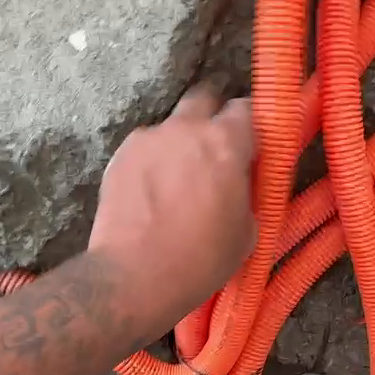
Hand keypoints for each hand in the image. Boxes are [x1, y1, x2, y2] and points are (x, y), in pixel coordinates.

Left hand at [88, 87, 256, 302]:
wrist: (134, 277)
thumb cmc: (201, 261)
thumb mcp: (246, 233)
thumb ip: (247, 195)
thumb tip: (241, 185)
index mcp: (225, 144)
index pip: (248, 109)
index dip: (253, 124)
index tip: (254, 142)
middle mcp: (186, 129)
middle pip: (204, 98)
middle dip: (214, 115)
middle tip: (218, 146)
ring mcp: (148, 139)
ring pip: (172, 126)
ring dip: (181, 142)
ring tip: (181, 178)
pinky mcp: (120, 155)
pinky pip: (146, 148)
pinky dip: (154, 162)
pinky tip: (154, 193)